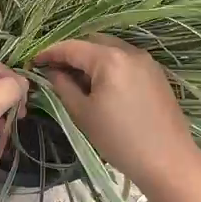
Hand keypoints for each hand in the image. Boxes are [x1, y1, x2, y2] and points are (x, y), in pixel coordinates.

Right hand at [32, 36, 200, 188]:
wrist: (167, 160)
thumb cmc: (119, 139)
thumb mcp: (83, 114)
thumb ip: (64, 86)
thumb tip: (52, 72)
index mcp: (110, 59)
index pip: (72, 47)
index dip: (50, 52)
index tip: (33, 61)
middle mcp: (130, 52)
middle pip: (93, 42)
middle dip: (72, 53)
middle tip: (54, 71)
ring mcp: (147, 61)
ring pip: (111, 49)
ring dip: (91, 59)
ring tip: (77, 80)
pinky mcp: (157, 74)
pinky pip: (126, 60)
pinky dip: (109, 66)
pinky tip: (102, 86)